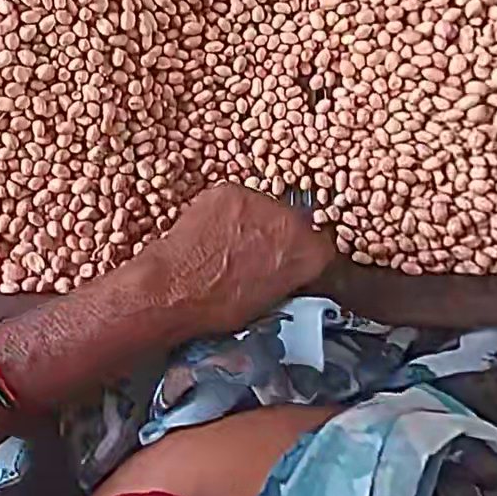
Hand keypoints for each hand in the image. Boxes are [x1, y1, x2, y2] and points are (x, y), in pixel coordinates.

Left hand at [137, 184, 335, 335]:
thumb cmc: (220, 305)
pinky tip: (212, 232)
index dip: (299, 253)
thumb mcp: (270, 302)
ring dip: (249, 221)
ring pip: (260, 208)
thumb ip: (287, 276)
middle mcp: (290, 221)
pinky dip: (225, 212)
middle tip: (251, 252)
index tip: (286, 258)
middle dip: (274, 235)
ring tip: (227, 244)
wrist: (178, 288)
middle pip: (290, 222)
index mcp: (309, 253)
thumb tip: (284, 269)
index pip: (318, 245)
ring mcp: (258, 201)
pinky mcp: (229, 190)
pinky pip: (233, 199)